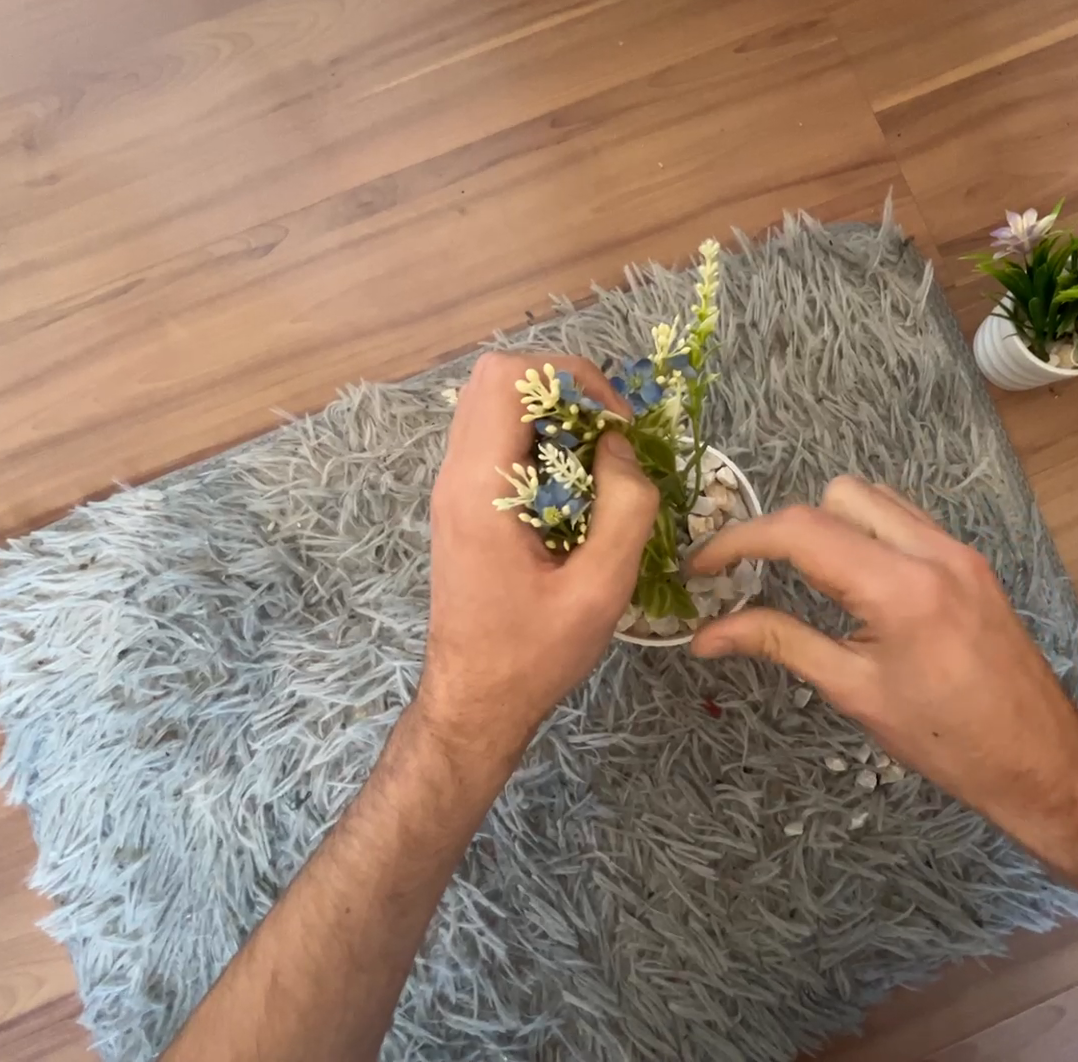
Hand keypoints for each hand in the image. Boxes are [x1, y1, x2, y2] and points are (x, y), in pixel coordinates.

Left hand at [420, 352, 658, 751]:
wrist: (474, 701)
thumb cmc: (534, 654)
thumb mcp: (600, 589)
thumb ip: (624, 507)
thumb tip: (619, 447)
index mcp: (481, 488)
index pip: (510, 377)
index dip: (572, 378)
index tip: (617, 425)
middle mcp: (456, 475)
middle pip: (495, 378)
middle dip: (562, 388)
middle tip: (608, 433)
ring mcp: (453, 489)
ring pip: (493, 405)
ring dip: (551, 415)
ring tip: (596, 460)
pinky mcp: (461, 505)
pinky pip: (495, 441)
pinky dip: (538, 442)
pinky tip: (573, 488)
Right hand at [687, 476, 1077, 851]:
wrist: (1041, 759)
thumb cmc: (944, 740)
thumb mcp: (853, 690)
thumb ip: (778, 643)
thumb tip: (705, 636)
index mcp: (898, 586)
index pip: (799, 531)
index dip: (738, 541)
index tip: (703, 567)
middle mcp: (930, 549)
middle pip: (835, 495)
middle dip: (787, 528)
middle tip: (761, 575)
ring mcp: (956, 548)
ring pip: (872, 497)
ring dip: (829, 523)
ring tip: (809, 576)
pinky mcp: (969, 558)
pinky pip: (903, 516)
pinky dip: (866, 531)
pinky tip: (858, 578)